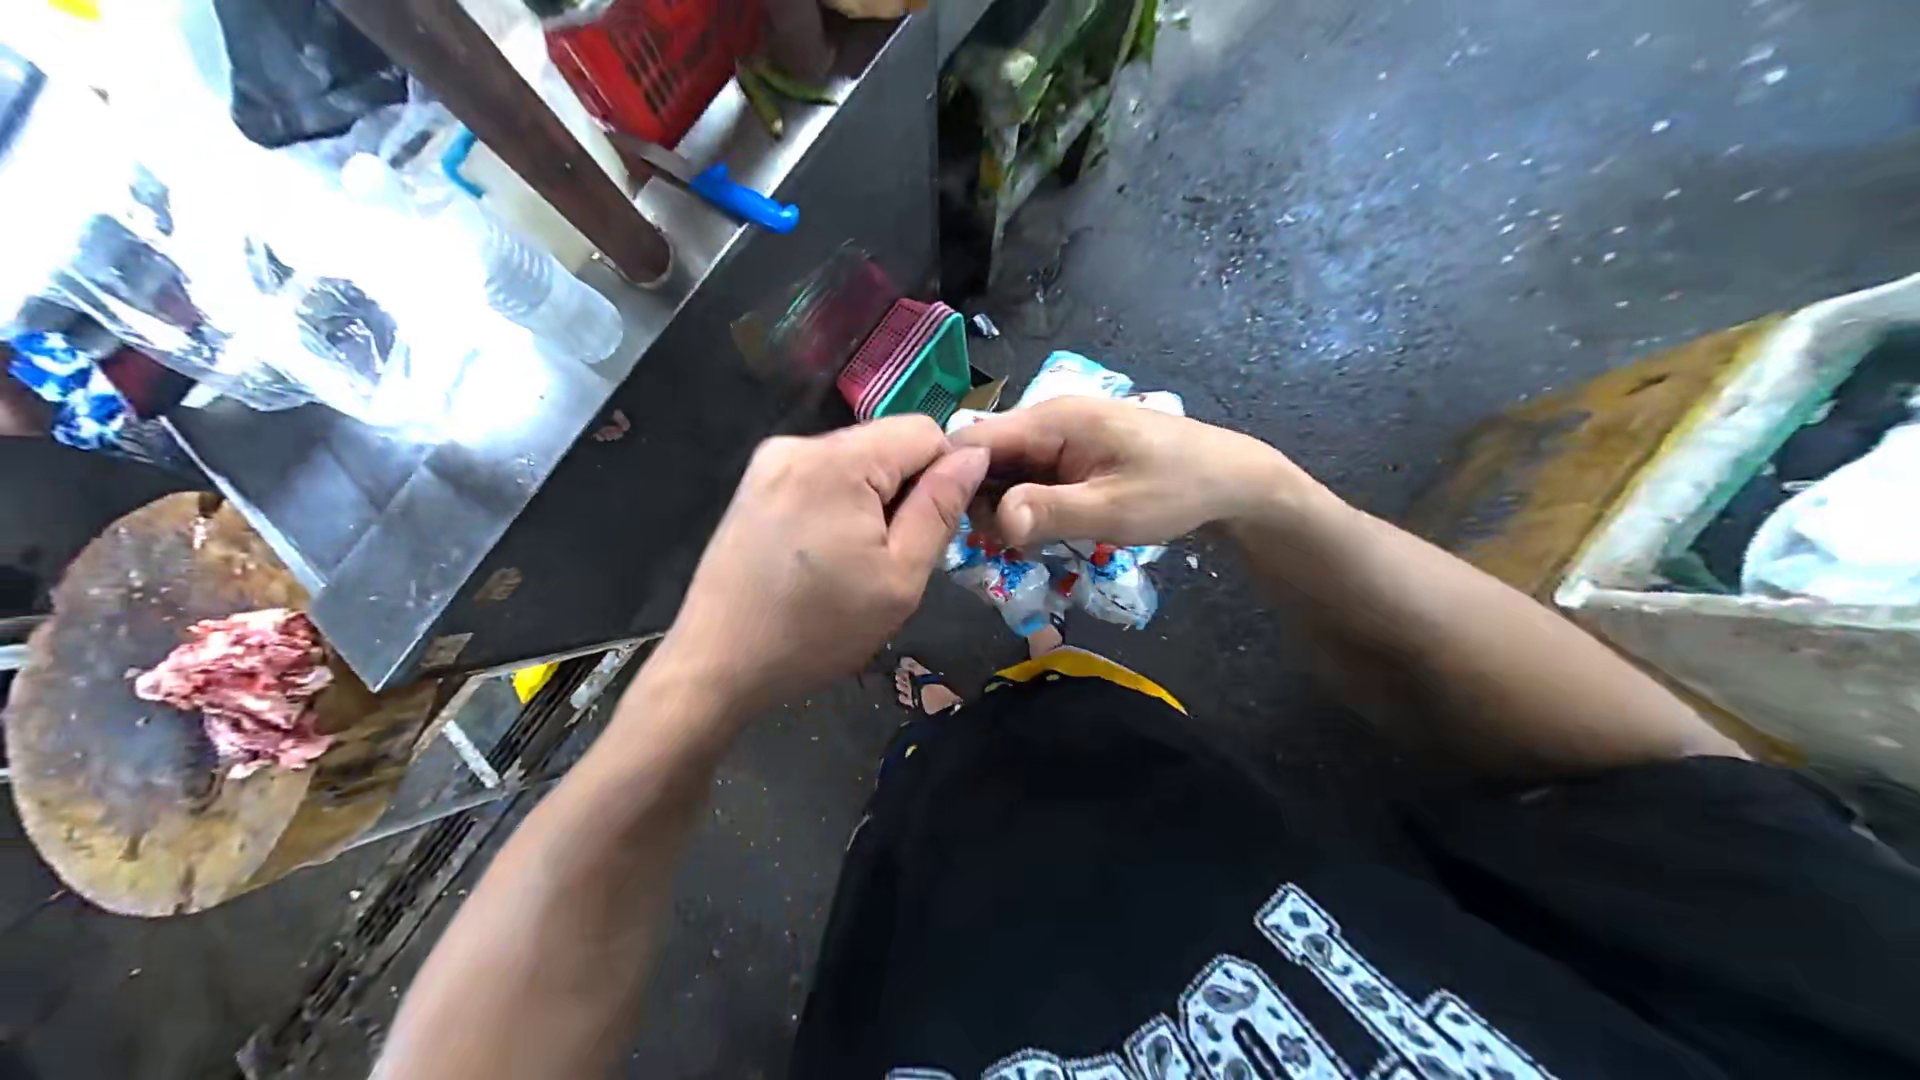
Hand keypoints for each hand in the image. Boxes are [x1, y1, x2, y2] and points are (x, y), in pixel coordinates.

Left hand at [655, 417, 987, 712]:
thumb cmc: (816, 631)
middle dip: (906, 489)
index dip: (945, 473)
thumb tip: (973, 455)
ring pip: (856, 459)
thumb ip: (940, 508)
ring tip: (856, 558)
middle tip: (893, 553)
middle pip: (887, 443)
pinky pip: (823, 475)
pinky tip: (828, 550)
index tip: (935, 526)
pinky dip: (842, 503)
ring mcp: (770, 461)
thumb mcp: (899, 578)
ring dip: (874, 499)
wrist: (718, 664)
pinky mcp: (756, 483)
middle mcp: (798, 444)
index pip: (924, 431)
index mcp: (837, 462)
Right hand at [948, 397, 1334, 546]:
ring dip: (1004, 509)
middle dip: (981, 503)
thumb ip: (1051, 512)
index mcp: (1052, 421)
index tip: (953, 526)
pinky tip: (1041, 531)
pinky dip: (1025, 507)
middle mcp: (1047, 422)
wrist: (1230, 481)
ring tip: (1027, 542)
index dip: (953, 480)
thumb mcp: (1114, 508)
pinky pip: (1028, 479)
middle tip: (1004, 546)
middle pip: (984, 458)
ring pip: (1003, 472)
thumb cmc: (1176, 489)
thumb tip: (990, 521)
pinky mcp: (1068, 457)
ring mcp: (1057, 439)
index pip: (973, 441)